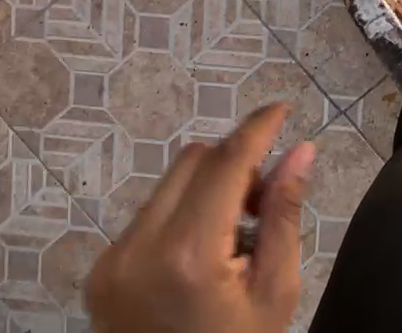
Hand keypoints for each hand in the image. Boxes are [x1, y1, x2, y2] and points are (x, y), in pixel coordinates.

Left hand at [86, 103, 314, 332]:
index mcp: (189, 254)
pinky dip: (182, 212)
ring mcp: (114, 258)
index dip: (257, 128)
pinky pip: (149, 212)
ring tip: (233, 235)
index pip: (227, 162)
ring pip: (170, 181)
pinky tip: (201, 255)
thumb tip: (300, 148)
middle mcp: (141, 246)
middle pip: (196, 159)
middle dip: (235, 163)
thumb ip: (284, 213)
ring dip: (208, 185)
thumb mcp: (275, 292)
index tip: (282, 108)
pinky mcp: (101, 271)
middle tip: (262, 204)